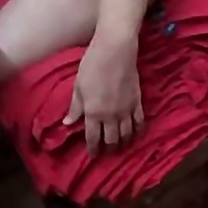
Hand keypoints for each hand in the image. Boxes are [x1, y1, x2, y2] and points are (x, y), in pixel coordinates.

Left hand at [64, 35, 143, 154]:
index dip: (93, 149)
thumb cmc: (92, 66)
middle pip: (111, 139)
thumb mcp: (78, 87)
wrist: (115, 52)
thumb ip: (75, 107)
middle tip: (107, 153)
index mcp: (93, 112)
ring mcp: (126, 111)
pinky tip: (136, 135)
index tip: (93, 155)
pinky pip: (139, 123)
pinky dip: (138, 131)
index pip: (92, 137)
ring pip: (126, 134)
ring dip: (123, 143)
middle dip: (108, 149)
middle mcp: (110, 116)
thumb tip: (68, 123)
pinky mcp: (137, 103)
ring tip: (121, 147)